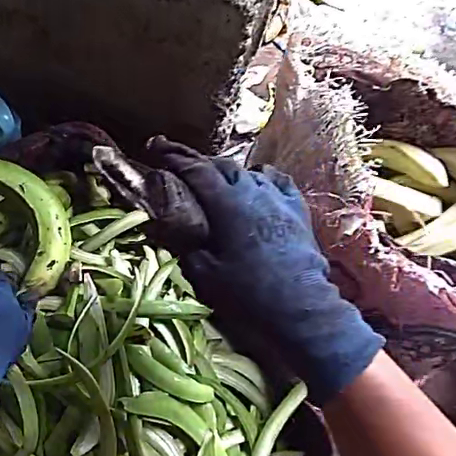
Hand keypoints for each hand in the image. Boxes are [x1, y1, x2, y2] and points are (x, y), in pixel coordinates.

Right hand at [147, 139, 381, 401]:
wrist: (300, 308)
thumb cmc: (248, 294)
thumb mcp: (205, 275)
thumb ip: (188, 247)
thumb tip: (176, 232)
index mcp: (227, 204)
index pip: (196, 170)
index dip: (174, 157)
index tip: (155, 147)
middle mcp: (253, 192)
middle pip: (222, 166)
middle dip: (198, 163)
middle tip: (180, 165)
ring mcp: (278, 198)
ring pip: (249, 172)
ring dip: (228, 173)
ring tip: (215, 179)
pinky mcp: (297, 210)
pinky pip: (277, 182)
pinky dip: (261, 179)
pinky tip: (257, 184)